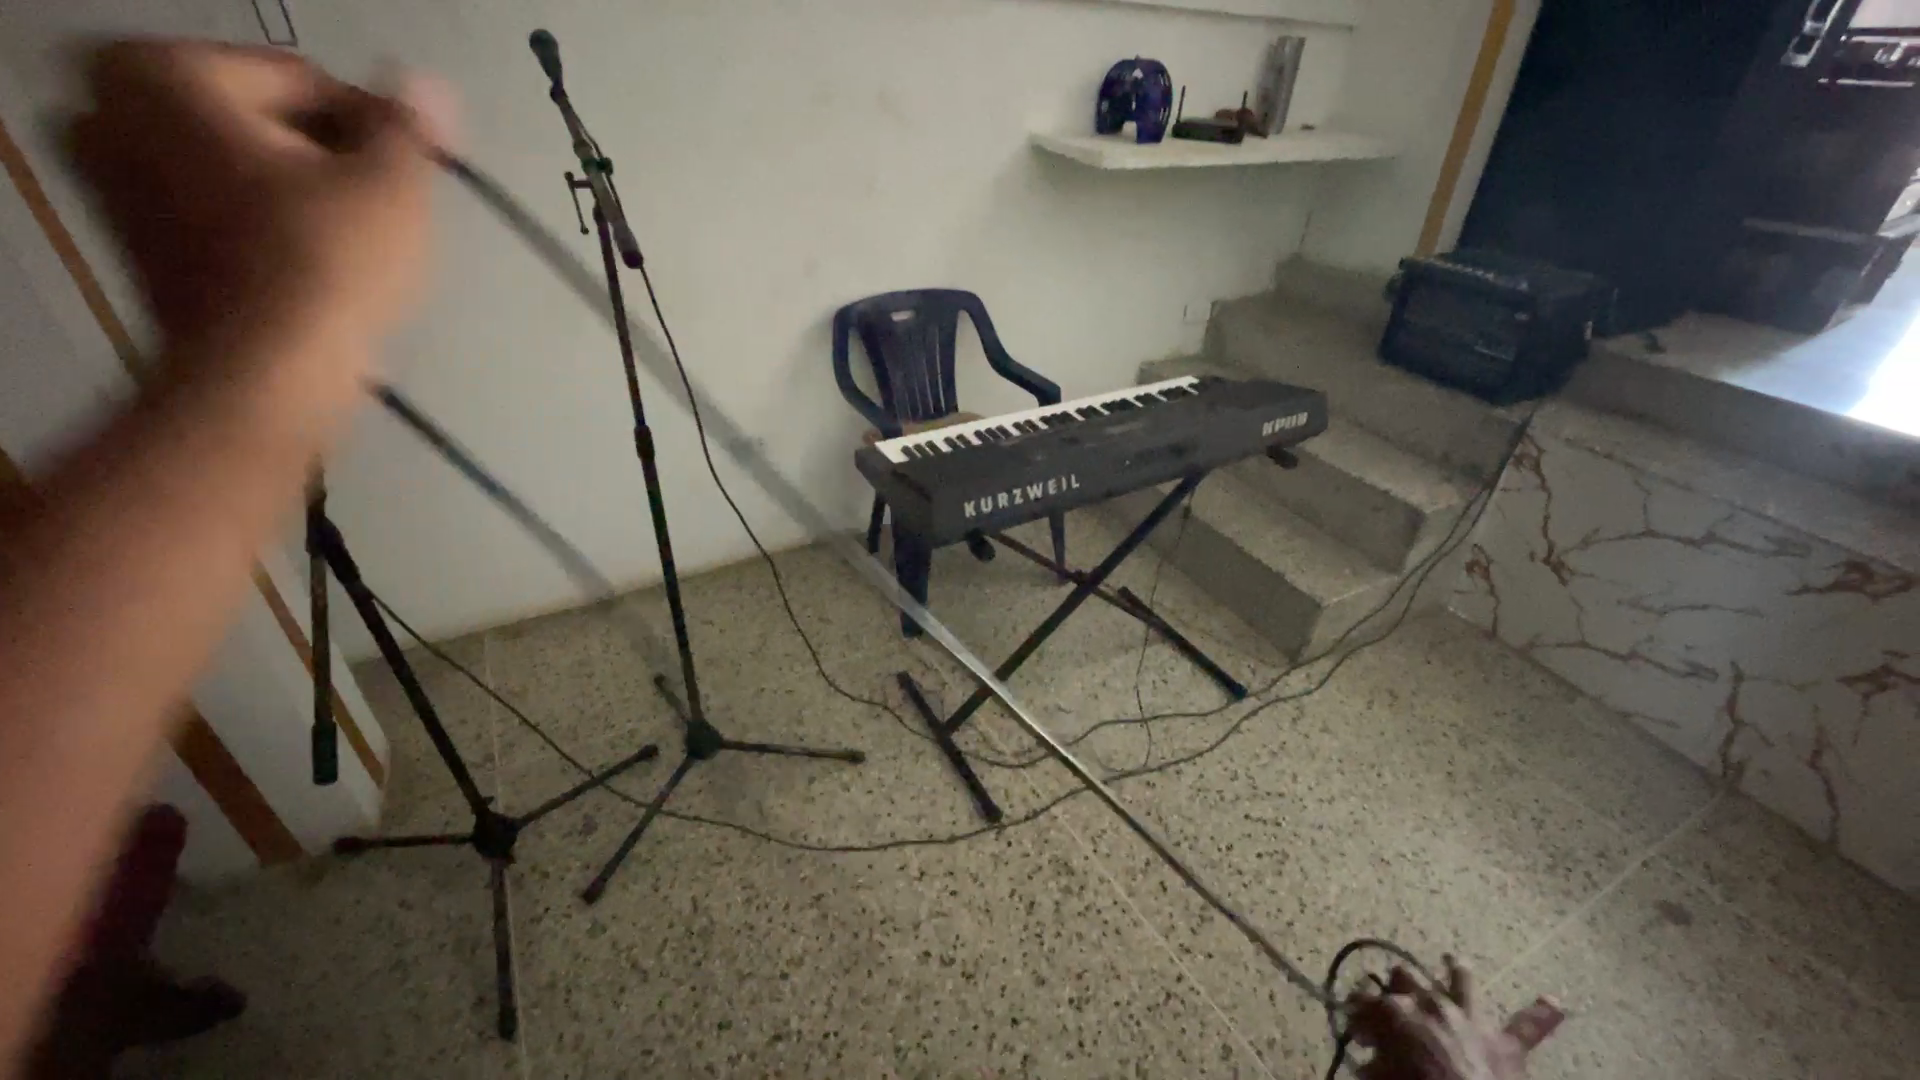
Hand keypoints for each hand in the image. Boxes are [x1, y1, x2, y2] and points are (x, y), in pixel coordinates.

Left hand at [65, 40, 446, 366]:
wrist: (268, 372)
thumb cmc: (327, 262)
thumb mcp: (392, 184)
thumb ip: (409, 125)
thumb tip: (428, 87)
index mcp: (160, 73)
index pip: (306, 81)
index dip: (374, 128)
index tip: (413, 175)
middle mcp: (111, 111)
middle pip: (268, 122)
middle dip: (333, 159)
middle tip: (385, 210)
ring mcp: (112, 181)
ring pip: (249, 167)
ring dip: (310, 193)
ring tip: (360, 244)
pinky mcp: (138, 242)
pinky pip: (227, 211)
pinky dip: (275, 226)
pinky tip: (320, 266)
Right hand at [1345, 958, 1563, 1079]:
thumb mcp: (1380, 1078)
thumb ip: (1373, 1064)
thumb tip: (1366, 1061)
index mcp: (1396, 1013)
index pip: (1364, 997)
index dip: (1356, 1009)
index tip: (1353, 1025)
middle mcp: (1430, 1004)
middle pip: (1405, 976)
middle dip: (1396, 983)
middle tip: (1392, 995)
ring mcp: (1470, 1020)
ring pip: (1462, 981)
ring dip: (1456, 971)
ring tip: (1452, 960)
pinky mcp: (1506, 1044)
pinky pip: (1528, 1026)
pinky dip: (1542, 1014)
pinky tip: (1556, 1002)